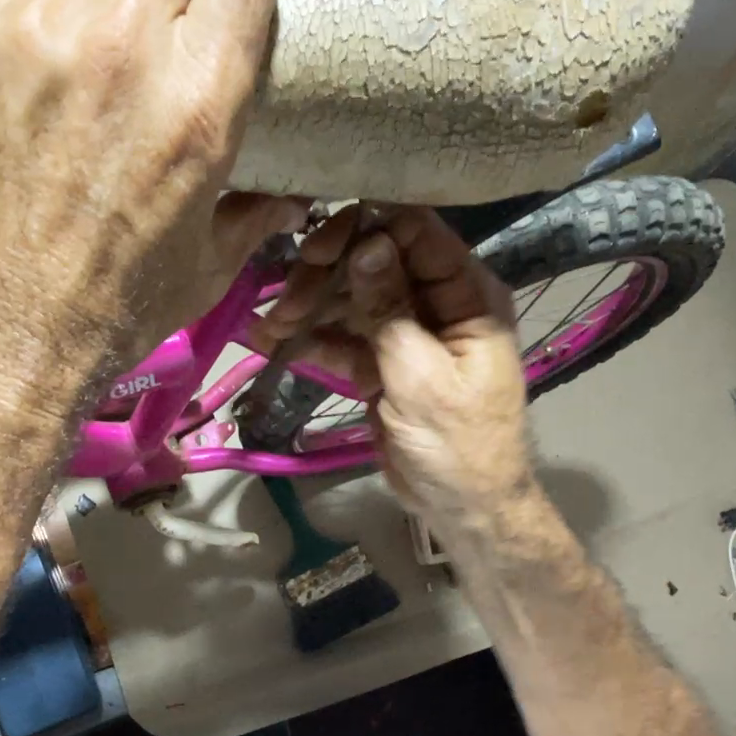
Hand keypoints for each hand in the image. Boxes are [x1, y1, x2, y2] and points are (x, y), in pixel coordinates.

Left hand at [0, 0, 305, 392]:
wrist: (3, 332)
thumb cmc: (115, 309)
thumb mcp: (206, 269)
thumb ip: (253, 215)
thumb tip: (289, 199)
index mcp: (197, 101)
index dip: (234, 14)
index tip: (220, 38)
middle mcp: (123, 45)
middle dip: (173, 15)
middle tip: (154, 64)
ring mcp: (40, 28)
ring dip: (108, 16)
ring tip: (99, 65)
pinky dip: (46, 16)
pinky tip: (48, 63)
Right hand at [252, 206, 537, 530]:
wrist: (459, 506)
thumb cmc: (456, 445)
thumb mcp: (420, 377)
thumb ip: (390, 309)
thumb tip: (367, 242)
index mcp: (467, 296)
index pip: (416, 233)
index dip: (365, 229)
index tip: (316, 247)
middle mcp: (438, 303)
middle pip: (375, 262)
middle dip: (327, 276)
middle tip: (285, 300)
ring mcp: (407, 332)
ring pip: (353, 301)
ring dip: (309, 309)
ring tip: (267, 326)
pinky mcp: (383, 363)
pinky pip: (345, 339)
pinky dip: (313, 341)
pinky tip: (273, 342)